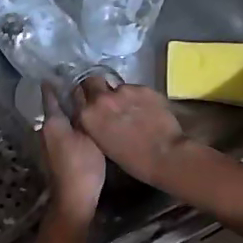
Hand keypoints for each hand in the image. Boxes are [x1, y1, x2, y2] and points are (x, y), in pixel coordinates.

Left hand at [39, 84, 103, 224]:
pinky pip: (60, 131)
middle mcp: (44, 129)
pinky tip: (84, 125)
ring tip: (87, 104)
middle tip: (84, 87)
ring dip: (68, 112)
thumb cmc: (83, 165)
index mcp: (52, 122)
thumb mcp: (90, 135)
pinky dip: (69, 125)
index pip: (50, 95)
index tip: (62, 71)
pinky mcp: (52, 154)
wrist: (73, 199)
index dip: (55, 83)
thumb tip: (80, 90)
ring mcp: (46, 143)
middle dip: (65, 97)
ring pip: (57, 120)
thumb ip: (83, 112)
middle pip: (54, 107)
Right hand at [70, 77, 192, 187]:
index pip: (77, 96)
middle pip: (92, 81)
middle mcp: (102, 98)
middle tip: (108, 100)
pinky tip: (148, 109)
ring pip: (118, 86)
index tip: (90, 104)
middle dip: (98, 88)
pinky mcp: (144, 88)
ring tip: (133, 109)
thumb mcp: (103, 145)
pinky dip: (140, 97)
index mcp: (88, 115)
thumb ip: (95, 124)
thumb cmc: (133, 160)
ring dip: (122, 95)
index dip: (85, 100)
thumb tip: (97, 116)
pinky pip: (137, 89)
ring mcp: (124, 90)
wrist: (165, 155)